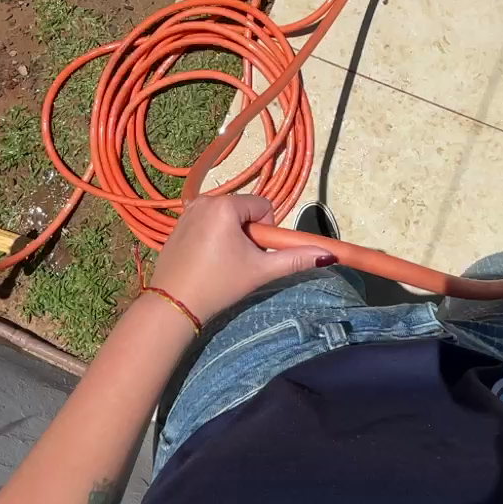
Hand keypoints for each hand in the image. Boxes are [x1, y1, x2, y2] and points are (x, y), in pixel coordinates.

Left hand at [145, 195, 330, 322]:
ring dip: (232, 234)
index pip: (263, 206)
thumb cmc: (219, 284)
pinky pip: (208, 220)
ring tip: (222, 261)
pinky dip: (214, 235)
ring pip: (226, 216)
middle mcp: (206, 199)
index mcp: (226, 205)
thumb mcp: (260, 271)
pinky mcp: (178, 222)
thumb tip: (328, 255)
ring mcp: (189, 209)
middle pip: (244, 210)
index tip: (254, 253)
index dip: (265, 230)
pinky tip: (207, 260)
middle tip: (238, 260)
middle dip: (248, 232)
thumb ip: (294, 259)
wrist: (174, 304)